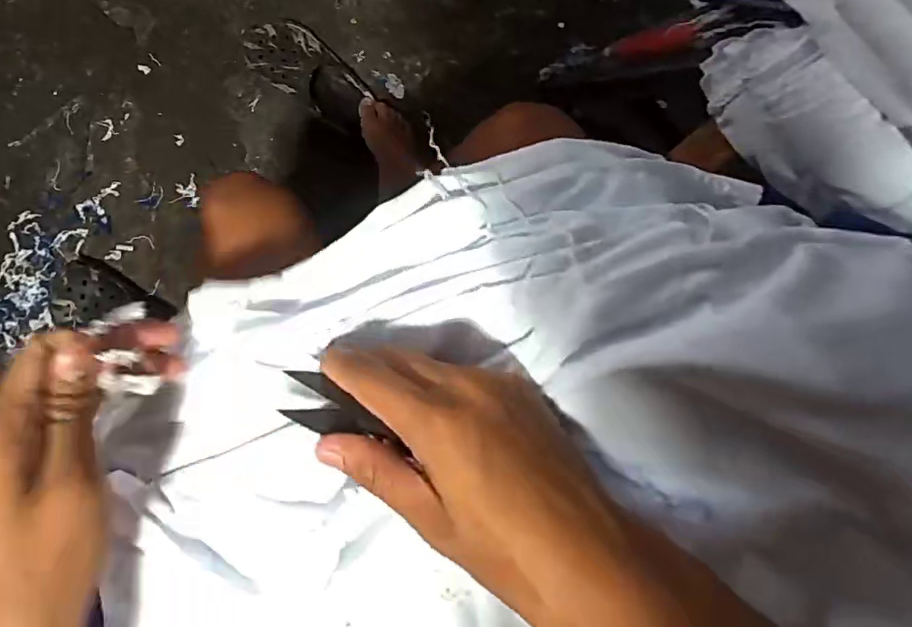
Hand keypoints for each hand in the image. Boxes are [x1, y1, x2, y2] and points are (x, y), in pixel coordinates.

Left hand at [0, 323, 183, 626]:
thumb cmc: (45, 561)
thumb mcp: (66, 480)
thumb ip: (69, 409)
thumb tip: (74, 342)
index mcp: (5, 426)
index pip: (43, 351)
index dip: (91, 338)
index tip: (140, 344)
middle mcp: (11, 428)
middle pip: (64, 365)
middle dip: (117, 348)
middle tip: (171, 342)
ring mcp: (25, 450)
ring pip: (74, 388)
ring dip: (120, 372)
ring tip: (172, 365)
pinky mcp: (41, 469)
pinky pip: (73, 416)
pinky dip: (108, 401)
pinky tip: (143, 394)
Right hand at [316, 347, 768, 626]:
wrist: (589, 552)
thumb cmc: (500, 548)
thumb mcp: (430, 518)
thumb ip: (377, 469)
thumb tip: (326, 442)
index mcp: (438, 419)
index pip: (375, 376)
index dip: (344, 366)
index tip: (322, 364)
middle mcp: (465, 385)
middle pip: (402, 358)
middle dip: (370, 364)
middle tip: (345, 382)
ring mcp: (497, 381)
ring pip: (433, 362)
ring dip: (403, 370)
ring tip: (386, 398)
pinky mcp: (519, 387)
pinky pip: (464, 371)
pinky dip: (438, 379)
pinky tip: (437, 409)